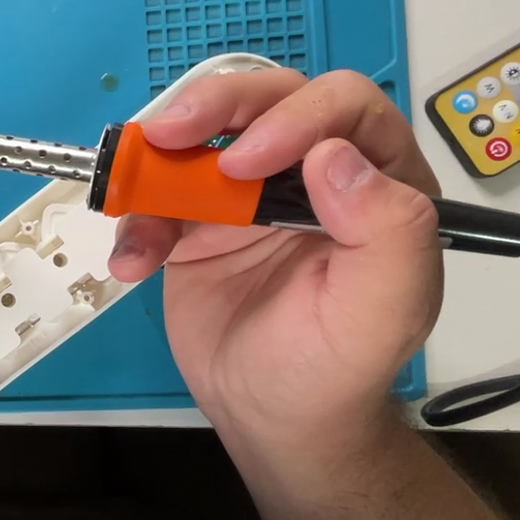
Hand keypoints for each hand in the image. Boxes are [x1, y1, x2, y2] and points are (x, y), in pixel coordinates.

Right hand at [107, 69, 443, 456]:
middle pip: (261, 102)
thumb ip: (388, 230)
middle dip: (211, 107)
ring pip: (196, 142)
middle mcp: (306, 175)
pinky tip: (131, 265)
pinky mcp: (192, 226)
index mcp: (372, 181)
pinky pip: (153, 200)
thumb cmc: (334, 368)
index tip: (244, 162)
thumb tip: (332, 156)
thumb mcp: (383, 311)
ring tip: (134, 216)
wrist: (266, 416)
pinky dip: (133, 225)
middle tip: (168, 134)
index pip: (341, 108)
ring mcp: (242, 198)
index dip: (292, 116)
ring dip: (153, 168)